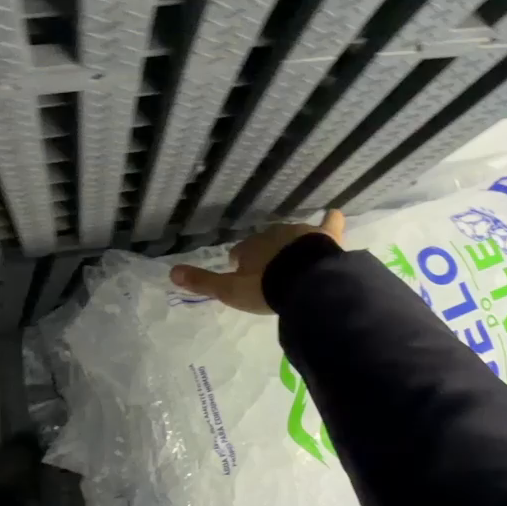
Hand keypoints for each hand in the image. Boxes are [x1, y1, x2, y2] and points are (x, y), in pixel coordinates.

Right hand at [169, 210, 345, 313]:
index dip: (241, 262)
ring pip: (292, 235)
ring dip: (291, 244)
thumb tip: (172, 272)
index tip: (243, 274)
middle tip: (270, 271)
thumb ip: (204, 282)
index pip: (241, 252)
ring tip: (294, 260)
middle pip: (266, 241)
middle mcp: (272, 234)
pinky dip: (331, 220)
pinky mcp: (325, 237)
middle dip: (266, 252)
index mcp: (250, 247)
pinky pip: (329, 224)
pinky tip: (334, 215)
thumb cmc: (266, 288)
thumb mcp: (231, 290)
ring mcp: (300, 233)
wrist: (305, 282)